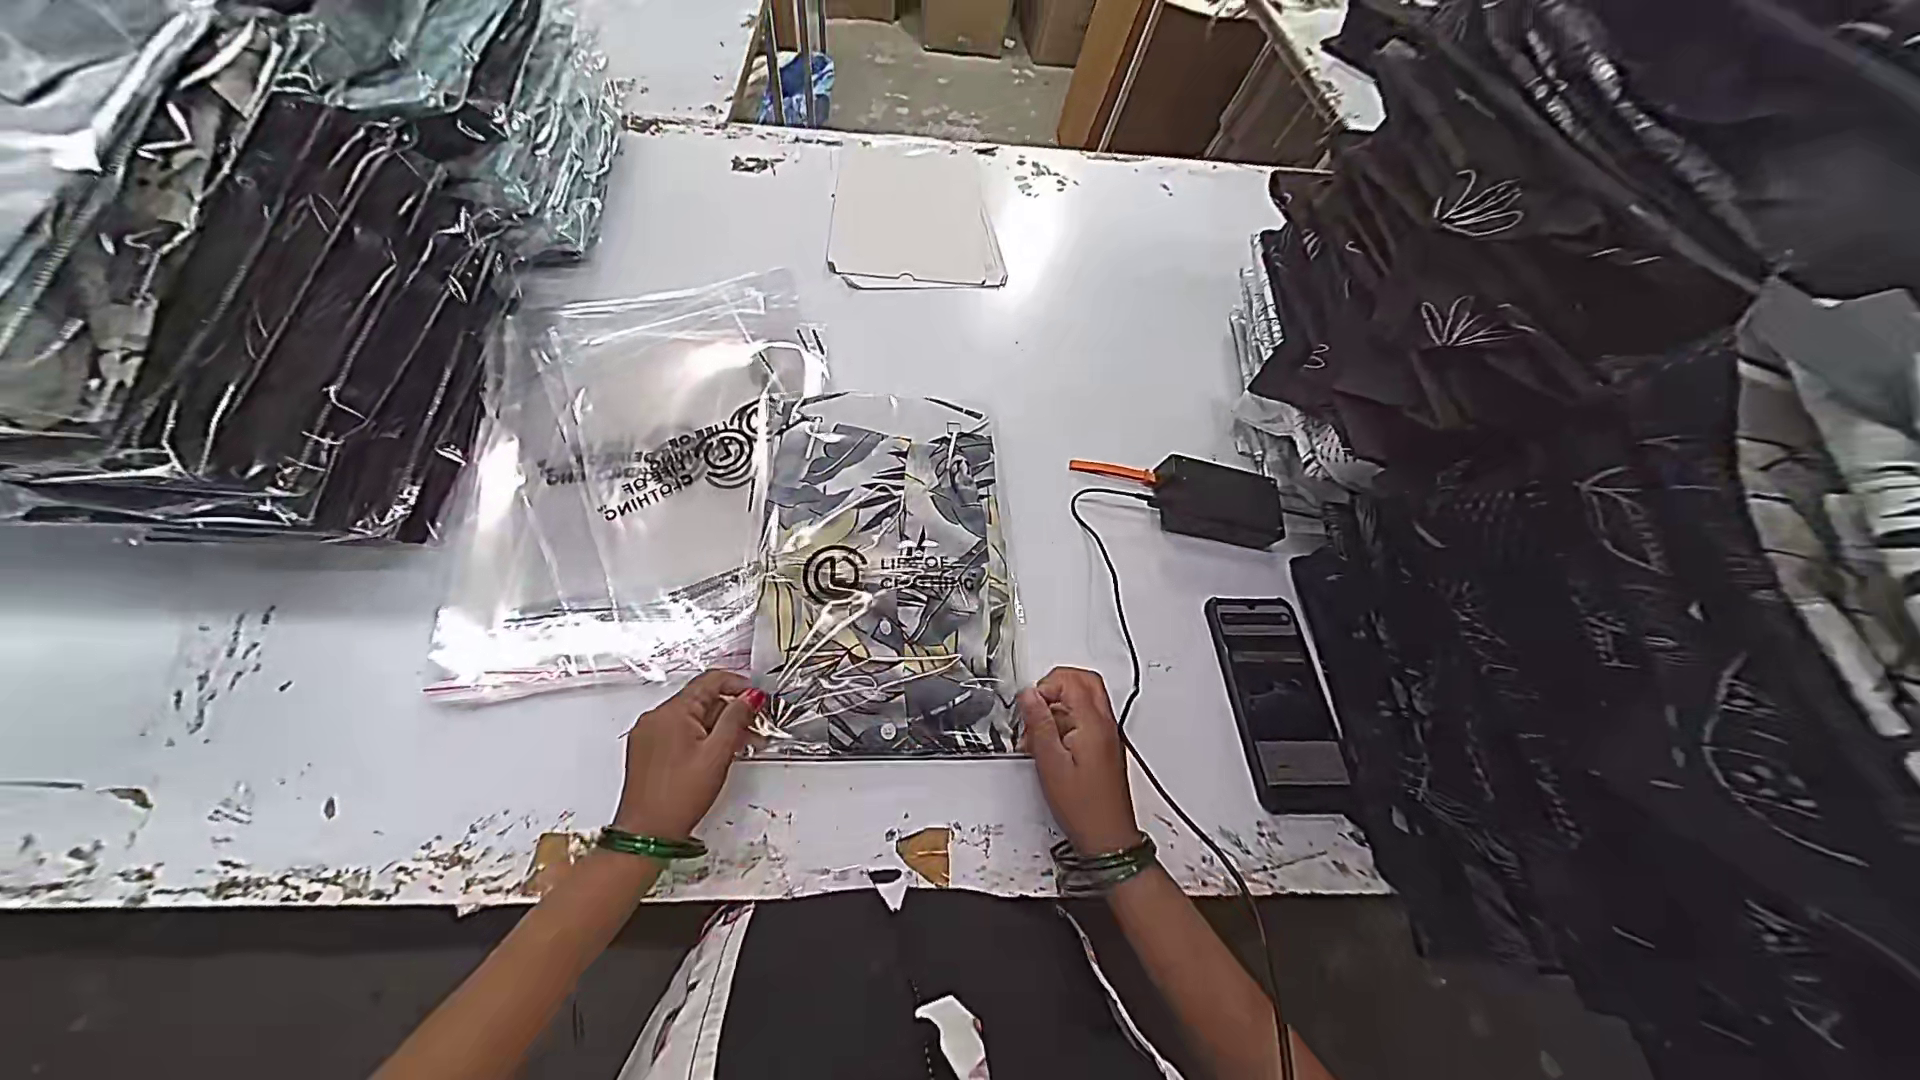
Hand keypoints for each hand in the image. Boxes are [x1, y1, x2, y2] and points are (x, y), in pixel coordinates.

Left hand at [613, 671, 765, 840]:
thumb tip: (750, 696)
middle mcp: (655, 718)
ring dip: (718, 726)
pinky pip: (680, 731)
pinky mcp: (648, 750)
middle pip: (702, 699)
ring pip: (692, 717)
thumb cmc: (676, 798)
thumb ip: (736, 718)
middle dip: (731, 710)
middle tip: (753, 727)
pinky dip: (701, 737)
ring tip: (738, 745)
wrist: (647, 834)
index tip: (756, 698)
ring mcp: (649, 734)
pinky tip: (716, 754)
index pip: (710, 680)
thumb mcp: (718, 753)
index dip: (739, 685)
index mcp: (671, 712)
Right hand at [1019, 666, 1140, 854]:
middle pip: (1084, 681)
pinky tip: (1051, 743)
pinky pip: (1087, 717)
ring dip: (1060, 703)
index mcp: (1093, 724)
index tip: (1030, 706)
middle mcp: (1105, 724)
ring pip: (1086, 697)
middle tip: (1037, 704)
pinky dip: (1067, 719)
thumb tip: (1029, 695)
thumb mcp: (1050, 764)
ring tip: (1040, 729)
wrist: (1108, 837)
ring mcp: (1107, 734)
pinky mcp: (1104, 745)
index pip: (1071, 681)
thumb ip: (1039, 724)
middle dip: (1056, 685)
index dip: (1045, 687)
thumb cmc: (1084, 808)